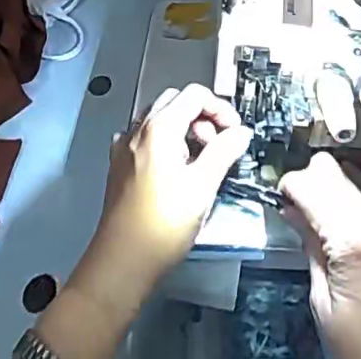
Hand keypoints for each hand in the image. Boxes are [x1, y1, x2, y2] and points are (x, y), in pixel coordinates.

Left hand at [94, 84, 254, 286]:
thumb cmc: (161, 227)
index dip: (220, 108)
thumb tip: (241, 133)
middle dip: (202, 116)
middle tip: (217, 143)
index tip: (234, 131)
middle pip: (176, 101)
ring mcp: (125, 147)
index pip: (195, 96)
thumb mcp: (202, 187)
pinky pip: (144, 137)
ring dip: (183, 127)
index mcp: (160, 128)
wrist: (121, 265)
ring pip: (159, 117)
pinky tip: (172, 166)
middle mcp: (139, 130)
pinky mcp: (119, 165)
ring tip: (198, 158)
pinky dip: (163, 141)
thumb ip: (224, 152)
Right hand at [279, 153, 360, 358]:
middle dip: (306, 180)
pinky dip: (344, 193)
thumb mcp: (323, 303)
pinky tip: (335, 220)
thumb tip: (292, 212)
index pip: (308, 183)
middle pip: (329, 167)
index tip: (277, 201)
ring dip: (326, 184)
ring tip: (313, 214)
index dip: (286, 188)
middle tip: (292, 207)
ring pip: (347, 170)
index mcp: (352, 237)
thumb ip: (309, 247)